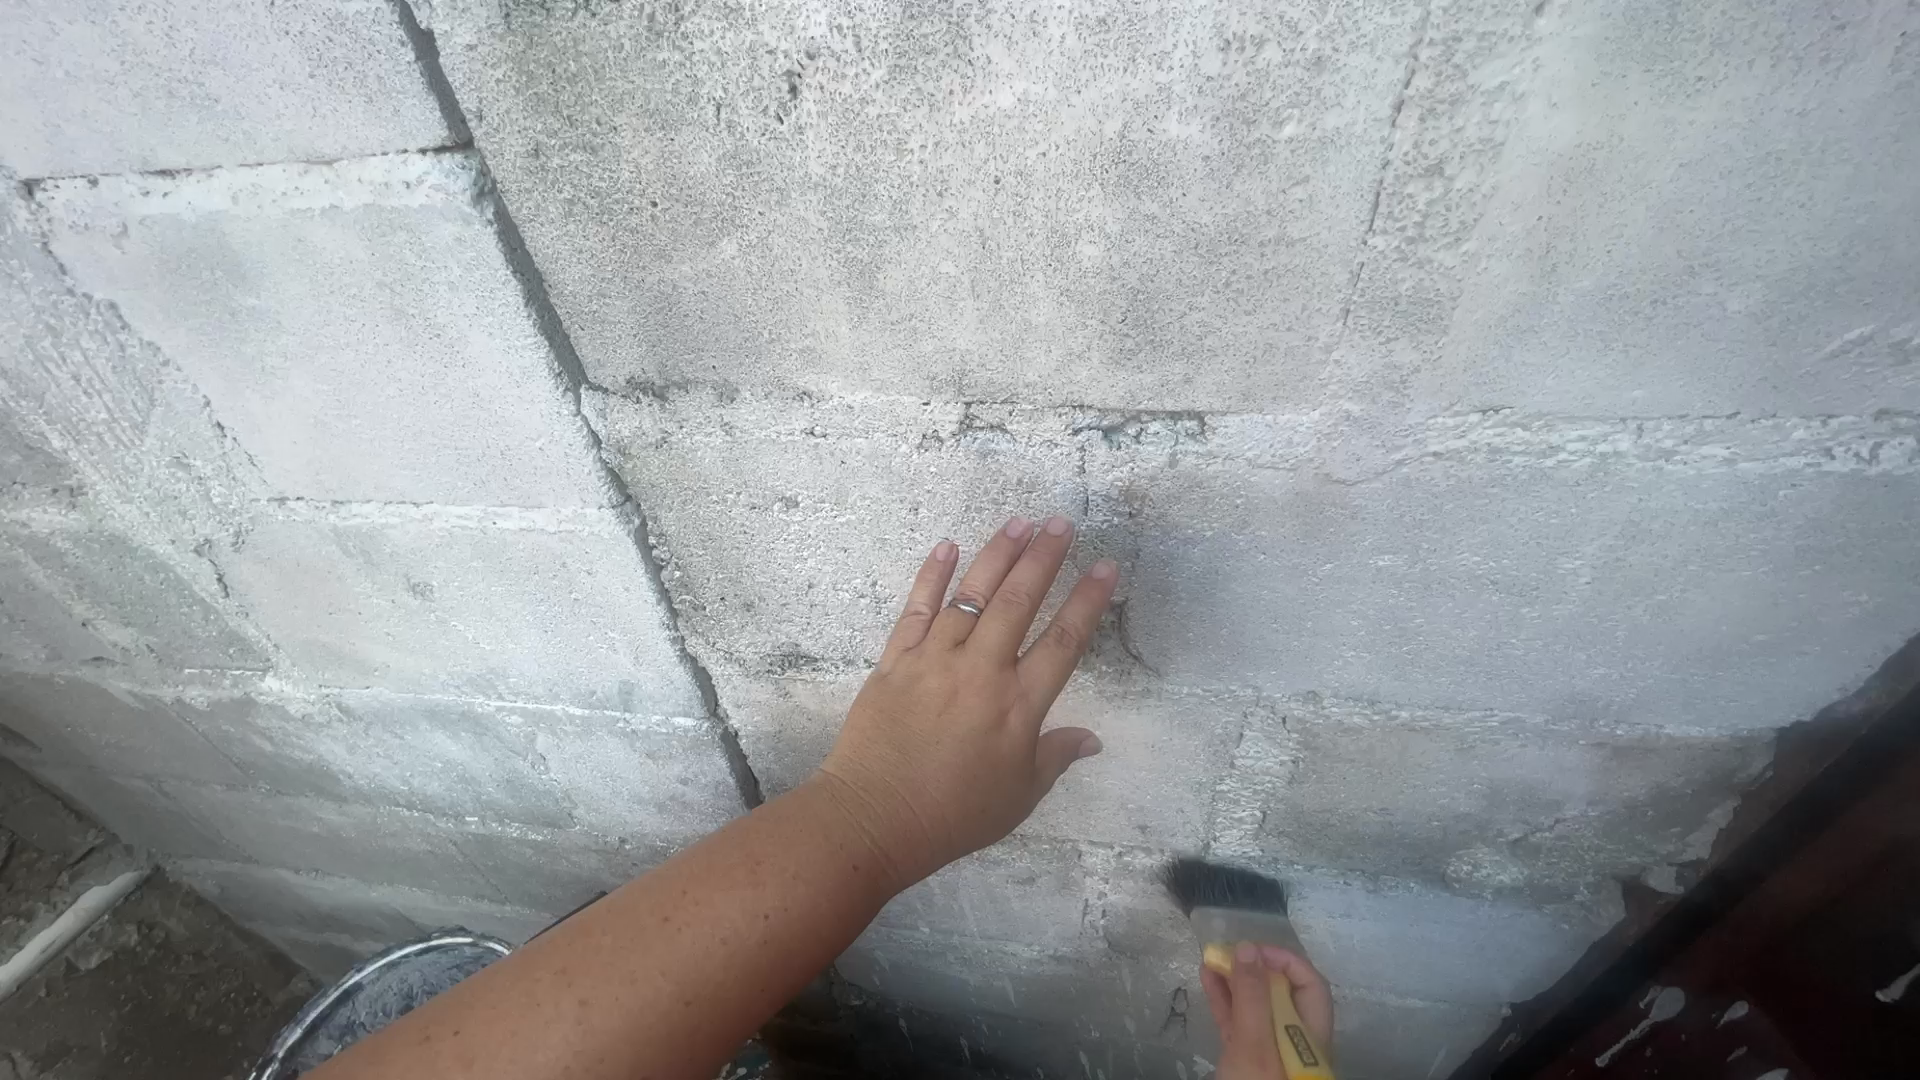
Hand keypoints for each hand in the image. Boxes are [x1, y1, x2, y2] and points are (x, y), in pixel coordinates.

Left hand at [810, 516, 1117, 889]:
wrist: (875, 818)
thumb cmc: (954, 814)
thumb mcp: (1019, 796)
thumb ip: (1055, 757)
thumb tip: (1093, 739)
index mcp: (1017, 706)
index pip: (1063, 642)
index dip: (1087, 601)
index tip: (1105, 566)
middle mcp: (980, 671)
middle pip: (1018, 603)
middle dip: (1044, 558)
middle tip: (1062, 522)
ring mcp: (934, 659)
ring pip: (970, 595)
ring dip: (996, 555)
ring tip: (1019, 522)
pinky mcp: (896, 659)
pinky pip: (917, 609)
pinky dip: (932, 575)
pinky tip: (948, 546)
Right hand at [1202, 945, 1336, 1079]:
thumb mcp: (1253, 1046)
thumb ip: (1253, 998)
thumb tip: (1249, 948)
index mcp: (1309, 1040)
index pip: (1310, 987)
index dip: (1283, 961)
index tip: (1250, 949)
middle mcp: (1294, 1042)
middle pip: (1282, 994)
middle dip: (1253, 967)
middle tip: (1226, 951)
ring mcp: (1270, 1053)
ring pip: (1257, 1005)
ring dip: (1235, 979)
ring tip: (1211, 958)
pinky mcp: (1248, 1062)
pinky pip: (1239, 1022)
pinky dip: (1224, 999)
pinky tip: (1207, 980)